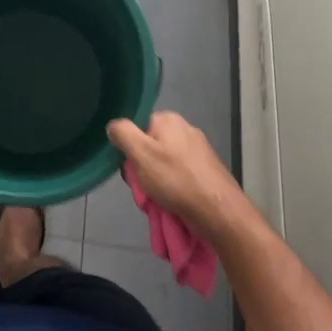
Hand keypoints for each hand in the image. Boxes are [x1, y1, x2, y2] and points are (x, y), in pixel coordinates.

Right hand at [107, 111, 241, 232]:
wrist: (218, 211)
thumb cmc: (176, 179)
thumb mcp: (140, 153)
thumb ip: (122, 133)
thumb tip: (113, 126)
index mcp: (168, 119)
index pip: (136, 126)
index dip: (128, 147)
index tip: (129, 167)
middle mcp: (185, 129)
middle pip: (149, 145)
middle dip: (142, 167)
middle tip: (142, 186)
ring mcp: (198, 150)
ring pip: (163, 162)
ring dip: (155, 180)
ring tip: (157, 198)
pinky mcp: (206, 169)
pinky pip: (179, 174)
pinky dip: (172, 186)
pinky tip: (172, 200)